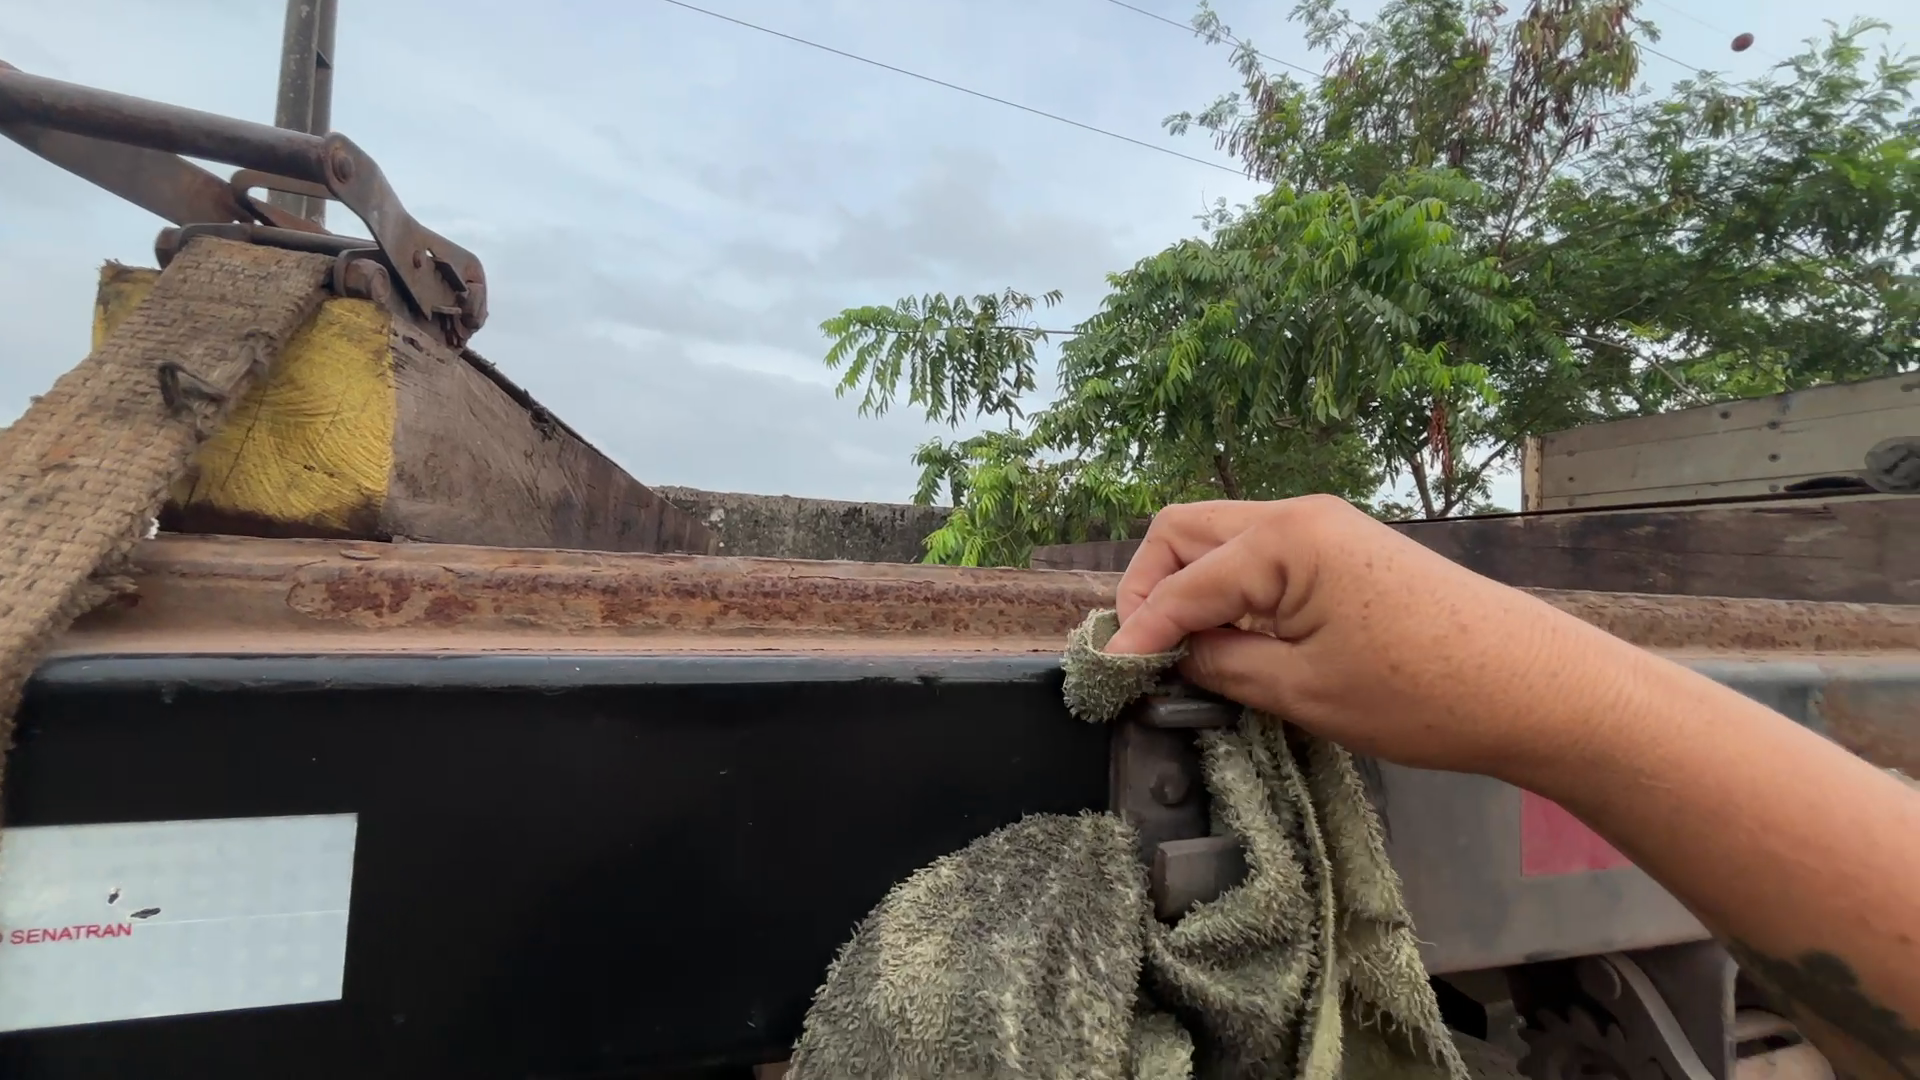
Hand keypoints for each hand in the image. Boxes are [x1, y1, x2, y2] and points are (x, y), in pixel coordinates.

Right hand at [1106, 495, 1647, 778]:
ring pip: (1216, 536)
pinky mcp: (1340, 547)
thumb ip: (1219, 662)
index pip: (1182, 584)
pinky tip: (1228, 628)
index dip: (1138, 630)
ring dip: (1184, 582)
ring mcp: (1321, 525)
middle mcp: (1295, 514)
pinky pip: (1253, 553)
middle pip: (1183, 530)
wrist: (1545, 689)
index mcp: (1283, 540)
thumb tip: (1170, 654)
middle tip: (1141, 644)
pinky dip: (1223, 585)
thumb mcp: (1301, 691)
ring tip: (1178, 641)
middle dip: (1148, 585)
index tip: (1107, 671)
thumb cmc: (1422, 695)